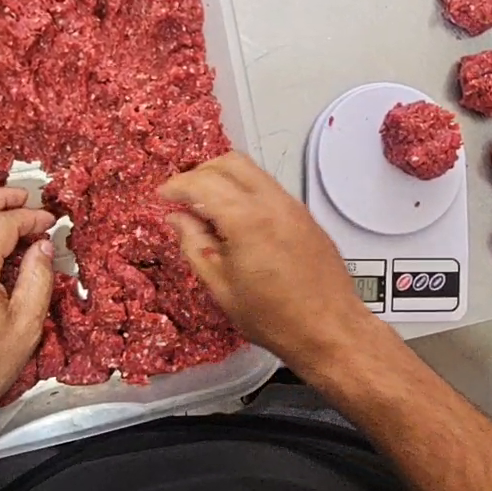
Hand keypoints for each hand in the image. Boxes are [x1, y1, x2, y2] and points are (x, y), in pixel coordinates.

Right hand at [160, 152, 378, 373]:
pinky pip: (269, 187)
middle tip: (182, 195)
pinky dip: (245, 190)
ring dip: (224, 178)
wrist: (330, 328)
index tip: (161, 197)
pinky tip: (235, 218)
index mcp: (247, 219)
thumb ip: (195, 246)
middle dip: (200, 172)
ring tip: (206, 206)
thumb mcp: (221, 287)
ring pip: (252, 171)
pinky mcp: (305, 214)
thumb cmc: (274, 317)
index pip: (203, 183)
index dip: (176, 186)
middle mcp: (273, 202)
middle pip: (230, 162)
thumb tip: (177, 218)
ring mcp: (293, 205)